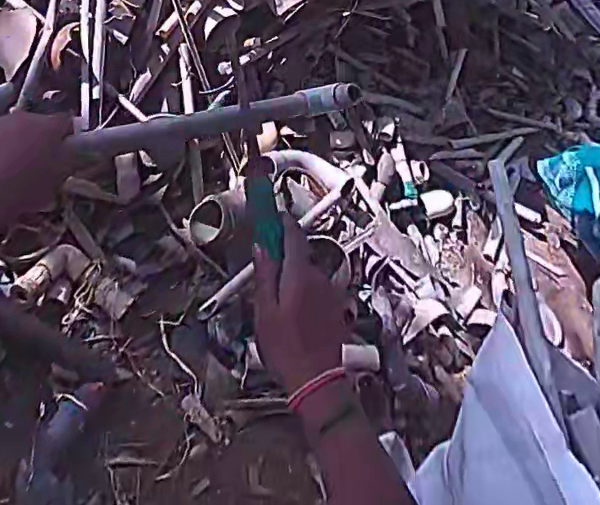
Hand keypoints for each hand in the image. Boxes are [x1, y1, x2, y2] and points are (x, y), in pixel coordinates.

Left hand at [0, 112, 72, 226]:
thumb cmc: (14, 194)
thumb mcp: (51, 186)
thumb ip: (66, 164)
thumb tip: (69, 154)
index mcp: (47, 128)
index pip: (67, 122)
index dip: (67, 138)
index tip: (64, 154)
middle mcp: (20, 117)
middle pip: (36, 125)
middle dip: (37, 142)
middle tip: (35, 167)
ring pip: (8, 130)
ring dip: (11, 144)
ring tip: (5, 172)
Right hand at [252, 207, 345, 392]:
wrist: (319, 383)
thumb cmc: (288, 350)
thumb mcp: (265, 311)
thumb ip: (264, 275)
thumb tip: (262, 247)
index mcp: (300, 274)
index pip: (294, 235)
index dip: (283, 222)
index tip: (273, 216)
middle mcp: (320, 277)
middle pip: (301, 254)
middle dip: (284, 256)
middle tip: (267, 269)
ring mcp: (331, 291)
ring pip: (308, 273)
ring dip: (294, 278)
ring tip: (279, 303)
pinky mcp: (337, 306)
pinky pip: (318, 289)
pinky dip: (306, 292)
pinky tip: (295, 315)